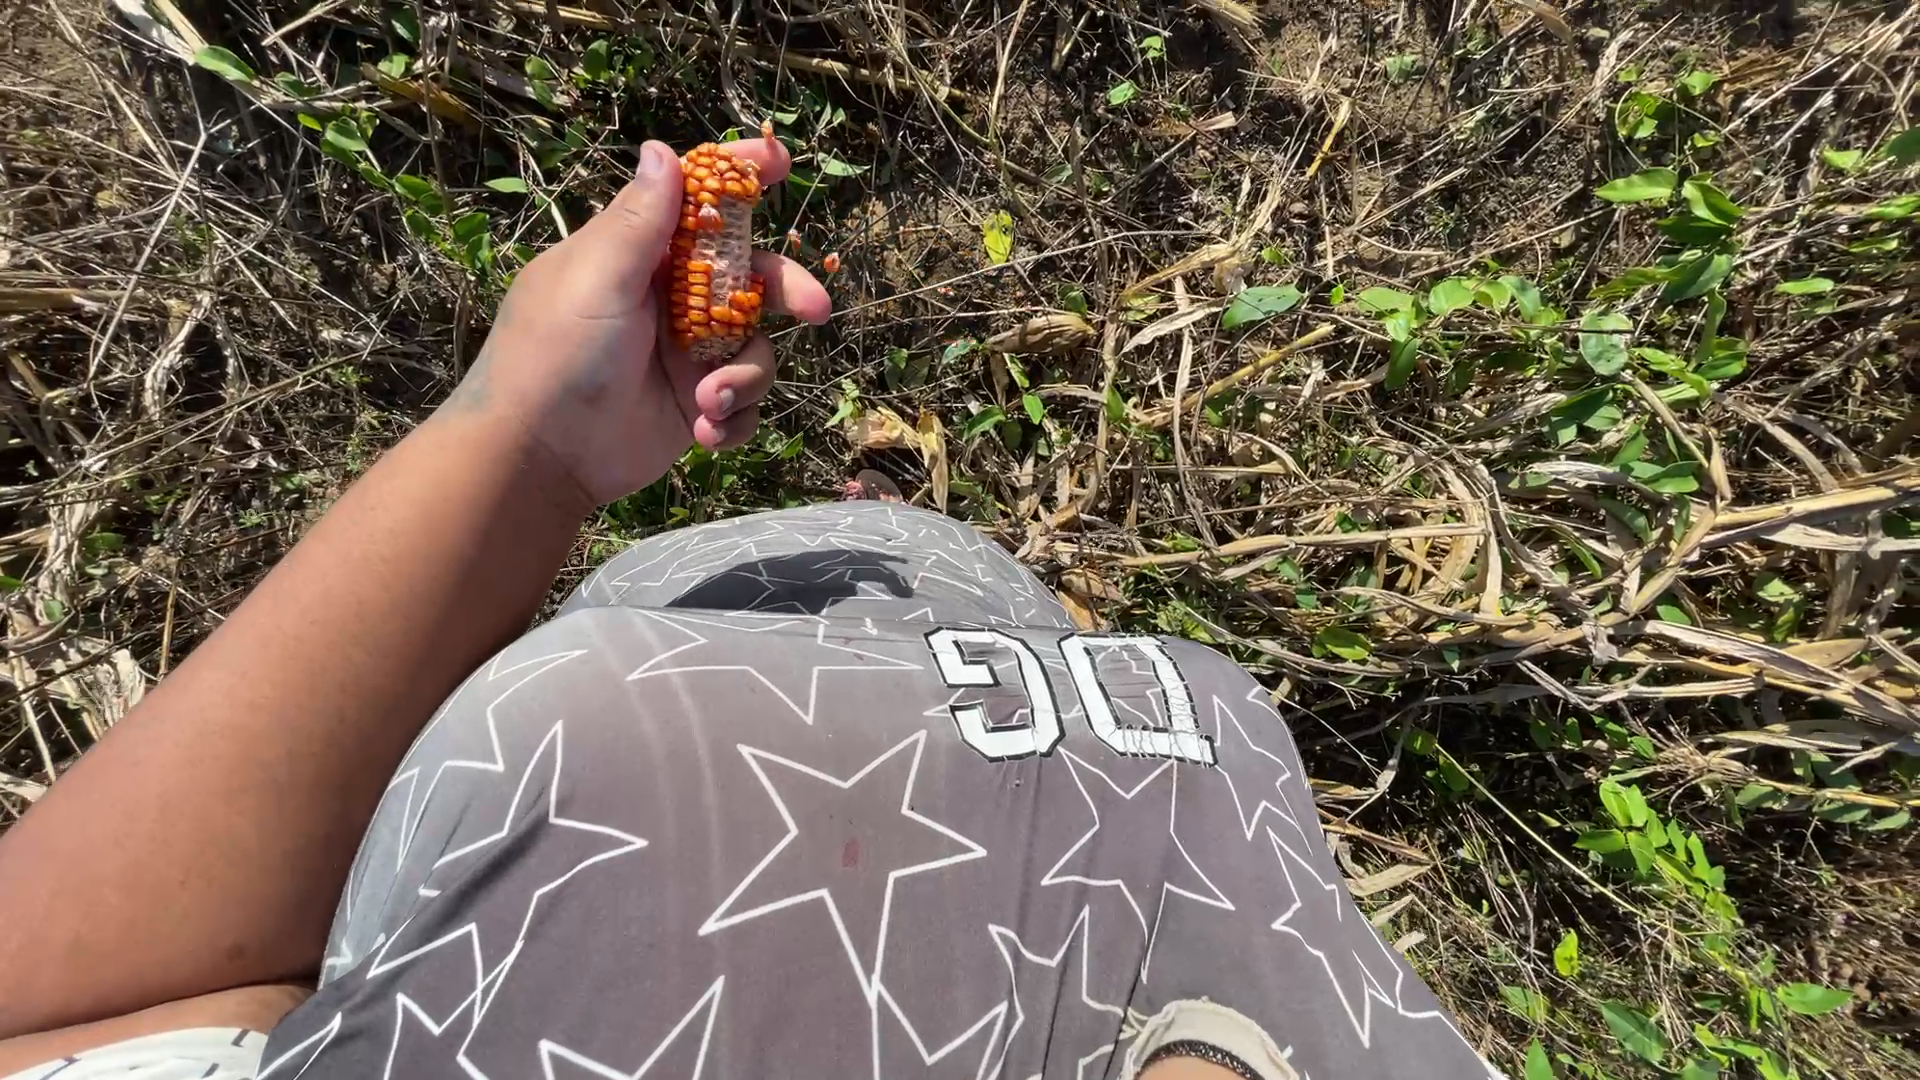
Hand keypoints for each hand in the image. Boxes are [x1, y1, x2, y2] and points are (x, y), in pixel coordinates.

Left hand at [441, 138, 831, 507]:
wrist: (543, 454)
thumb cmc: (558, 353)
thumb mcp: (595, 279)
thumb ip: (638, 223)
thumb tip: (662, 149)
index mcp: (646, 259)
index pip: (699, 206)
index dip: (739, 179)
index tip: (778, 162)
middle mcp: (677, 303)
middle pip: (753, 281)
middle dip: (787, 292)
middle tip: (816, 309)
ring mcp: (692, 357)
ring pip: (757, 352)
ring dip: (744, 380)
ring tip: (708, 403)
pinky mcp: (701, 406)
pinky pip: (746, 405)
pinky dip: (735, 420)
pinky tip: (705, 434)